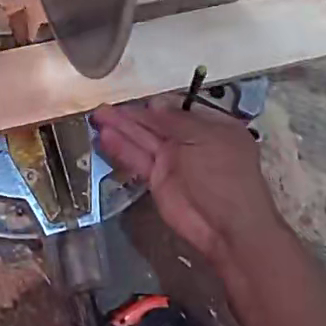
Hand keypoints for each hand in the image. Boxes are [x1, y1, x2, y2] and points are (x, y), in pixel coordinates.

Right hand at [91, 94, 287, 267]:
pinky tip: (105, 138)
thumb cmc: (224, 174)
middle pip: (155, 123)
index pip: (177, 109)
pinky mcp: (157, 180)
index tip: (131, 97)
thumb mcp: (204, 138)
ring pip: (142, 140)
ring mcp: (172, 161)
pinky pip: (138, 160)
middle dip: (130, 115)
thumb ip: (175, 120)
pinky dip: (122, 148)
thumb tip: (154, 103)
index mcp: (210, 126)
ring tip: (97, 117)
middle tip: (103, 107)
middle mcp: (190, 141)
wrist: (227, 227)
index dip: (154, 104)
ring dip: (120, 128)